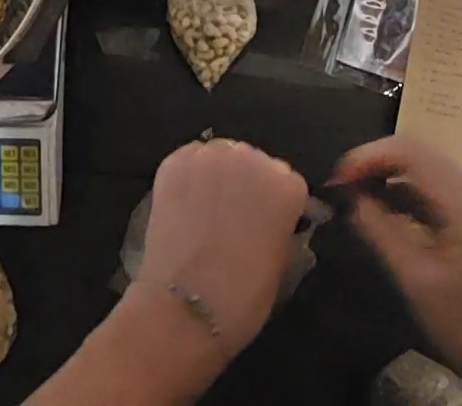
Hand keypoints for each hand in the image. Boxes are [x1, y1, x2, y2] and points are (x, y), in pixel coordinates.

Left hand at [134, 138, 309, 348]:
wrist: (187, 306)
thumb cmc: (244, 294)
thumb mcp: (280, 259)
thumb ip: (280, 224)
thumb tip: (270, 215)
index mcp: (286, 184)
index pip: (285, 181)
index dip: (272, 203)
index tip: (262, 221)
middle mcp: (251, 158)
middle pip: (251, 161)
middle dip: (244, 183)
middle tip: (231, 215)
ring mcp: (210, 157)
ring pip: (219, 156)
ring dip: (216, 176)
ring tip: (204, 210)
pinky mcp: (175, 162)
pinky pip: (188, 160)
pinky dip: (188, 177)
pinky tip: (184, 204)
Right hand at [334, 137, 461, 405]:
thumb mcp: (414, 278)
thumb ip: (378, 229)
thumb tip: (348, 196)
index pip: (408, 150)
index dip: (366, 156)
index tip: (337, 179)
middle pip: (418, 152)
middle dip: (375, 164)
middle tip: (342, 187)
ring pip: (426, 166)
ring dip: (389, 176)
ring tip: (356, 197)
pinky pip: (438, 185)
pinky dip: (408, 190)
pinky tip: (386, 210)